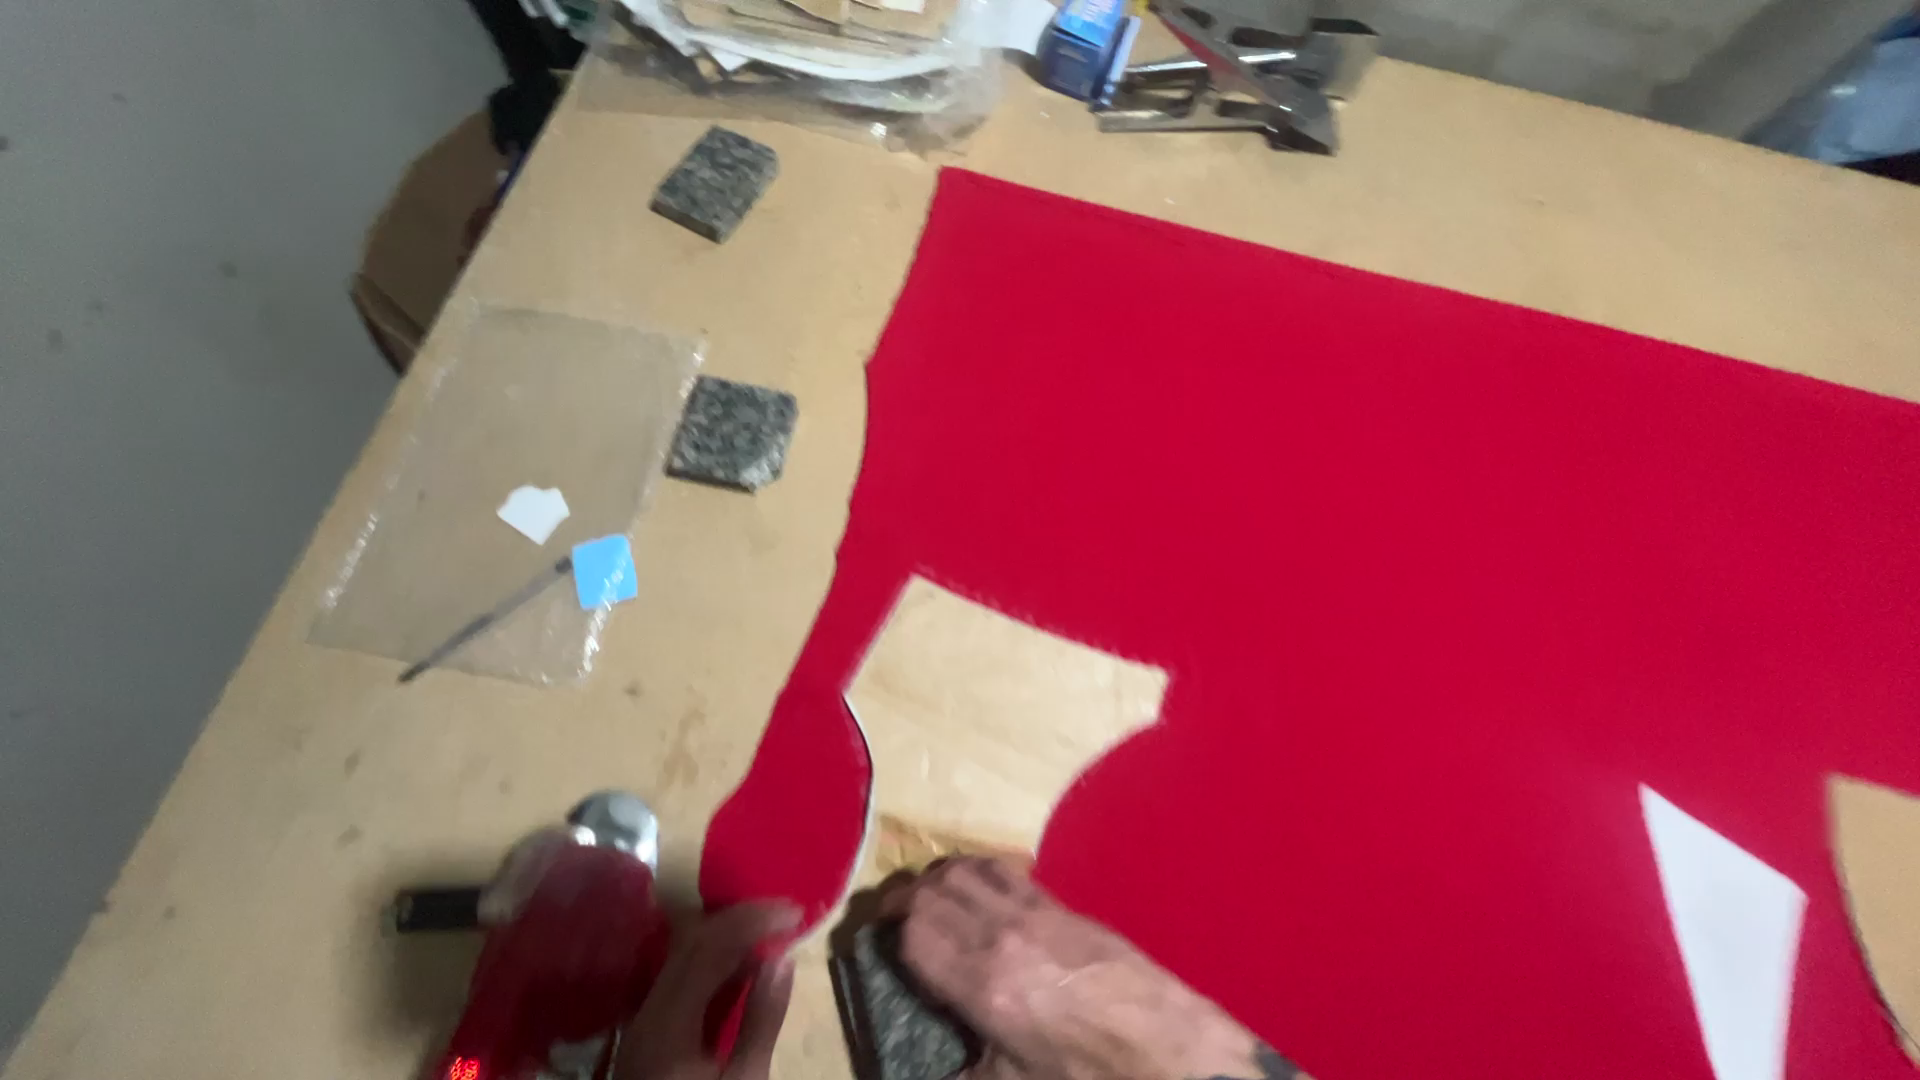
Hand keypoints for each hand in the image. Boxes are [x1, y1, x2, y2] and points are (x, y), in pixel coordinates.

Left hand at [616, 901, 799, 1079]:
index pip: (711, 947)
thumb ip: (761, 1019)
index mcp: (670, 1021)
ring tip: (772, 929)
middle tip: (787, 912)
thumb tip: (782, 959)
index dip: (753, 920)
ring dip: (729, 935)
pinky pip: (683, 976)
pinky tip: (744, 963)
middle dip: (742, 919)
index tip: (794, 910)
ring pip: (685, 956)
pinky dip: (716, 958)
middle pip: (693, 943)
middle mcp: (651, 1010)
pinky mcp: (651, 1032)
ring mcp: (646, 1020)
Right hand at [890, 858, 1301, 1079]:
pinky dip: (975, 868)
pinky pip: (1002, 868)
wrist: (1164, 1045)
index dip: (889, 928)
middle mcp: (1001, 935)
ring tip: (925, 893)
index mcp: (985, 984)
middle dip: (902, 897)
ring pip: (964, 869)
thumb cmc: (1087, 1072)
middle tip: (889, 913)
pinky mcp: (1057, 901)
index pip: (915, 932)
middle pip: (932, 891)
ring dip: (935, 875)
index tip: (877, 934)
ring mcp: (1031, 911)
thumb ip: (970, 1070)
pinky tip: (973, 884)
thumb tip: (940, 1075)